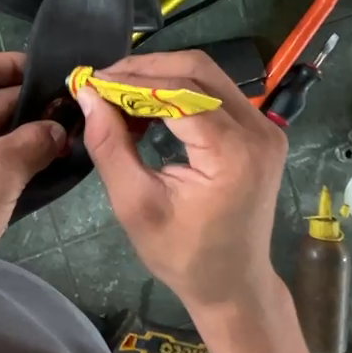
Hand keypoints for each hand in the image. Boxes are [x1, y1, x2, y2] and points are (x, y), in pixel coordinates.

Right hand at [77, 51, 287, 314]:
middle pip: (196, 70)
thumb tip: (87, 94)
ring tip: (117, 91)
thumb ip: (110, 146)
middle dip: (143, 69)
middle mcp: (258, 130)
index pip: (178, 93)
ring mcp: (264, 127)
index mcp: (234, 153)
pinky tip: (145, 103)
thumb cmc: (183, 254)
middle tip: (100, 82)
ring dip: (158, 75)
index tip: (88, 82)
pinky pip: (214, 90)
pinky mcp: (259, 129)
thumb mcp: (135, 205)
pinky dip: (176, 88)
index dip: (130, 81)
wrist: (233, 283)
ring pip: (205, 73)